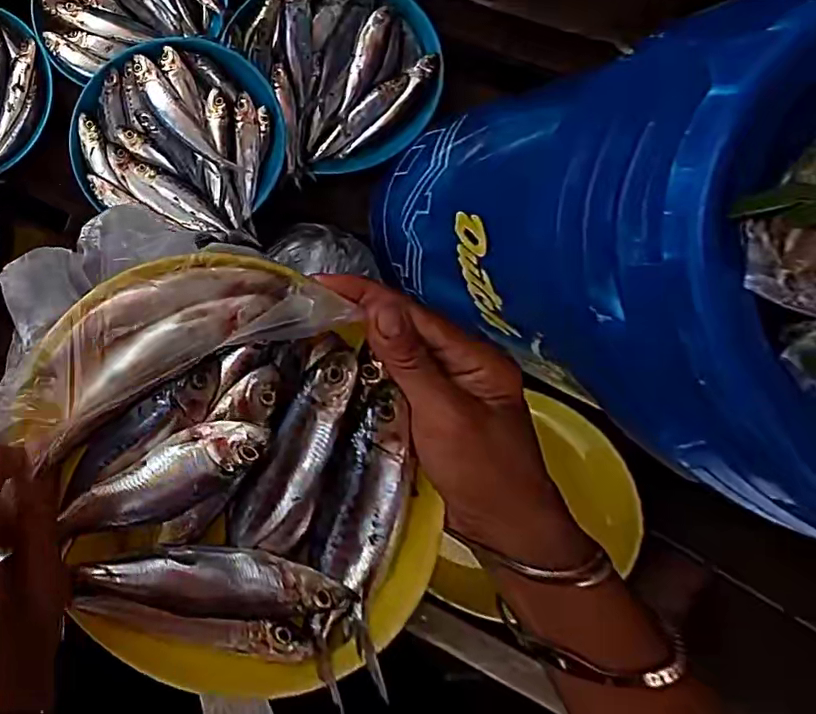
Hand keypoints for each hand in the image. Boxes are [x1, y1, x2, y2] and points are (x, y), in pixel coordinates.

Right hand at [317, 276, 592, 568]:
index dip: (363, 293)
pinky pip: (391, 365)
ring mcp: (445, 380)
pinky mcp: (429, 398)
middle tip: (307, 299)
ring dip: (357, 328)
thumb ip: (409, 359)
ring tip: (315, 318)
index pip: (410, 312)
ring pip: (394, 342)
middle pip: (401, 321)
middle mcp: (460, 361)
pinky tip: (340, 351)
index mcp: (474, 357)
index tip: (317, 284)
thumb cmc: (485, 473)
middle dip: (356, 305)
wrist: (509, 533)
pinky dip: (363, 354)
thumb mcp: (443, 413)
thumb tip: (378, 307)